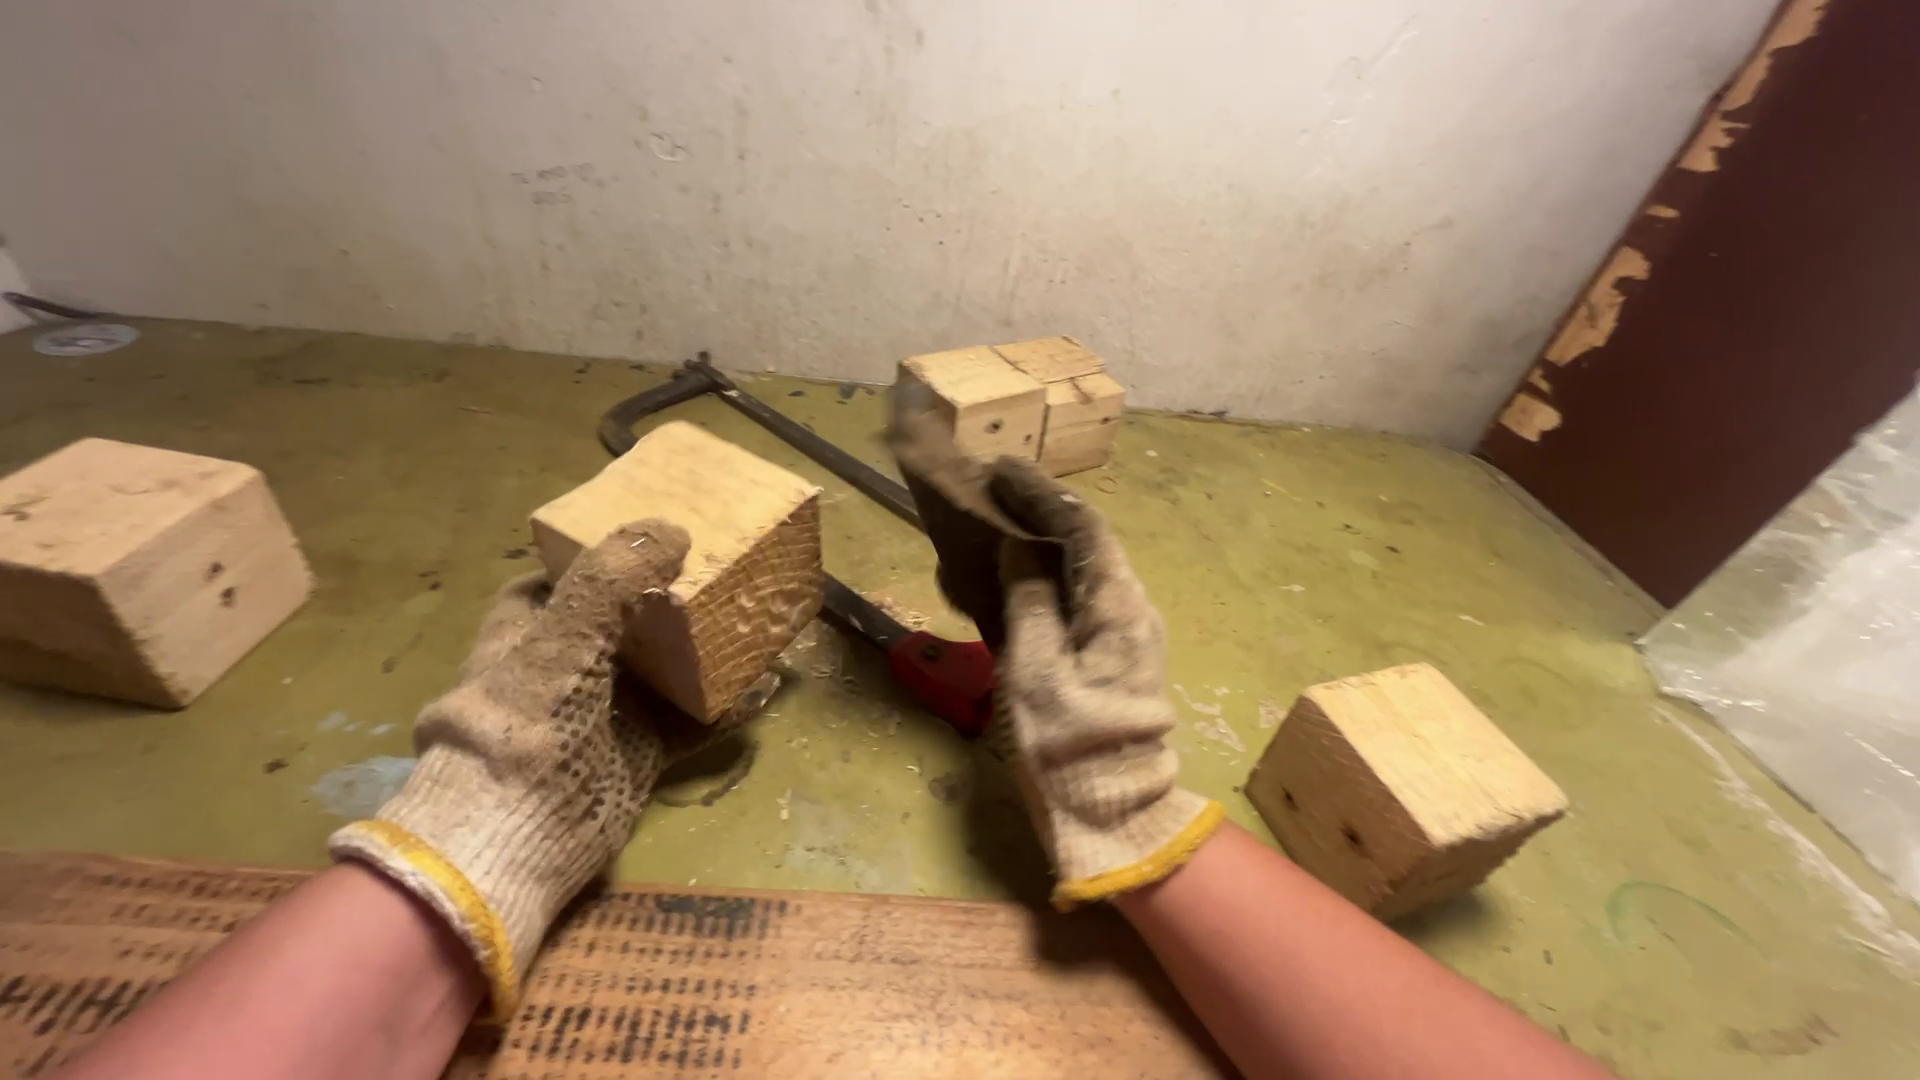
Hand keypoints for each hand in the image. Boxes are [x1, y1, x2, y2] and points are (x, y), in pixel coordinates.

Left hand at [330, 520, 755, 1018]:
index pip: (561, 579)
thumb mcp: (561, 639)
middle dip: (667, 598)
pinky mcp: (640, 749)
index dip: (598, 555)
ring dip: (705, 648)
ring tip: (753, 620)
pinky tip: (765, 686)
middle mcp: (569, 666)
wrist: (521, 835)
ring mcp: (607, 710)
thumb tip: (672, 529)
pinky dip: (728, 705)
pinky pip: (693, 719)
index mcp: (531, 631)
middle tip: (717, 569)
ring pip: (666, 668)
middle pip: (624, 619)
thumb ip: (609, 581)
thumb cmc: (526, 722)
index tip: (647, 537)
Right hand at [990, 458, 1222, 906]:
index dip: (1041, 493)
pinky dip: (1044, 579)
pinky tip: (1012, 577)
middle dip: (1039, 512)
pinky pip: (1077, 599)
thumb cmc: (1069, 747)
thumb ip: (1029, 602)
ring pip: (1081, 570)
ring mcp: (1127, 633)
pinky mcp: (1114, 655)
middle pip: (1086, 544)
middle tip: (991, 491)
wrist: (1113, 817)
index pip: (1083, 528)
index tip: (1001, 469)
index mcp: (1118, 606)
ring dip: (1040, 543)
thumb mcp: (1036, 671)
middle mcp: (1132, 609)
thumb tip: (1022, 549)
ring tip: (995, 523)